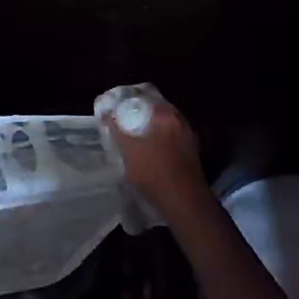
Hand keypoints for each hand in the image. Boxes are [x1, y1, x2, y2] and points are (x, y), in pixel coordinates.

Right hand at [102, 96, 208, 218]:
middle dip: (139, 114)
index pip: (145, 95)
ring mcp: (188, 138)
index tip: (116, 106)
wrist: (184, 203)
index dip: (129, 99)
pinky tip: (148, 152)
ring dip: (150, 128)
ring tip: (133, 137)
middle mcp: (181, 121)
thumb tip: (106, 113)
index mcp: (166, 114)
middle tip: (122, 121)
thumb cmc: (154, 171)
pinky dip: (159, 141)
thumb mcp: (128, 150)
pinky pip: (171, 139)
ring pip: (164, 125)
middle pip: (156, 110)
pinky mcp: (191, 154)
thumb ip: (117, 128)